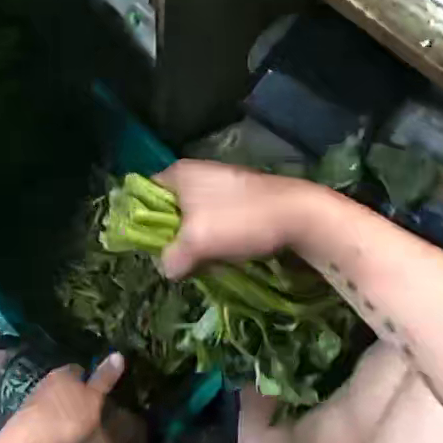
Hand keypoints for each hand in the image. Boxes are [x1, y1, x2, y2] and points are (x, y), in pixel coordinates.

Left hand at [0, 354, 124, 442]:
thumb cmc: (66, 421)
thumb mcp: (93, 401)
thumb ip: (104, 379)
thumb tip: (118, 353)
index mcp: (64, 373)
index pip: (81, 369)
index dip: (91, 381)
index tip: (100, 396)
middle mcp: (46, 381)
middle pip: (66, 386)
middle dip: (77, 399)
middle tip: (90, 417)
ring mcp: (33, 400)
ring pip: (55, 404)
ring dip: (64, 416)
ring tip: (75, 434)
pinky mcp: (24, 418)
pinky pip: (45, 420)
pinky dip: (53, 428)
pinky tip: (58, 442)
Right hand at [154, 160, 320, 280]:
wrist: (300, 215)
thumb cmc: (240, 220)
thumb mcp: (195, 243)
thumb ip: (171, 257)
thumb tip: (168, 269)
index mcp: (179, 173)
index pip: (145, 193)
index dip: (143, 219)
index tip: (152, 244)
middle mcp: (197, 172)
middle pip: (170, 208)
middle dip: (173, 236)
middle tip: (179, 258)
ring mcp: (222, 183)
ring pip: (195, 217)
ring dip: (197, 241)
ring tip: (206, 259)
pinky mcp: (242, 197)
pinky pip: (217, 220)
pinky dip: (218, 237)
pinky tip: (228, 253)